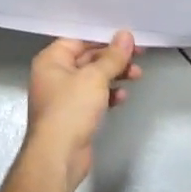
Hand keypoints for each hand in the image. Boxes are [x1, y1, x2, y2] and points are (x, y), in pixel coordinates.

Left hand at [24, 31, 142, 191]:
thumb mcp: (95, 77)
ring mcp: (63, 97)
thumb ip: (112, 56)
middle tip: (139, 55)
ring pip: (92, 78)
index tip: (127, 37)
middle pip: (87, 58)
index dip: (103, 37)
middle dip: (113, 58)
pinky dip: (108, 95)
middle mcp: (54, 75)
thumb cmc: (71, 109)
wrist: (58, 156)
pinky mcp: (73, 115)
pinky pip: (93, 98)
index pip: (78, 39)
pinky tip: (122, 96)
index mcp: (51, 60)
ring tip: (136, 75)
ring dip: (114, 75)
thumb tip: (125, 35)